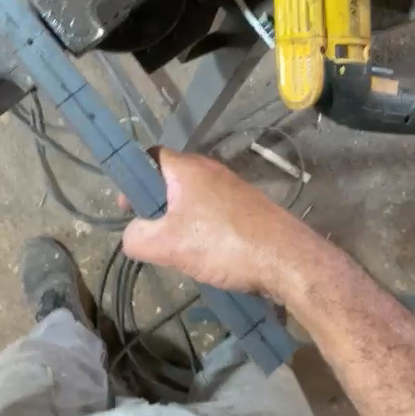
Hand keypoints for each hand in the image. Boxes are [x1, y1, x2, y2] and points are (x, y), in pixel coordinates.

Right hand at [121, 148, 322, 297]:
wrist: (286, 259)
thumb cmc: (222, 244)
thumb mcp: (167, 245)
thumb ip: (137, 237)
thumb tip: (131, 234)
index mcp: (186, 169)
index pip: (149, 156)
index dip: (132, 179)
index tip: (128, 208)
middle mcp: (209, 170)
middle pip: (170, 179)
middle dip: (155, 205)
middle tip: (151, 233)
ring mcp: (231, 187)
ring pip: (192, 198)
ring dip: (179, 220)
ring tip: (178, 249)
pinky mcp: (247, 206)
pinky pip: (212, 210)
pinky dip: (202, 227)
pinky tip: (206, 254)